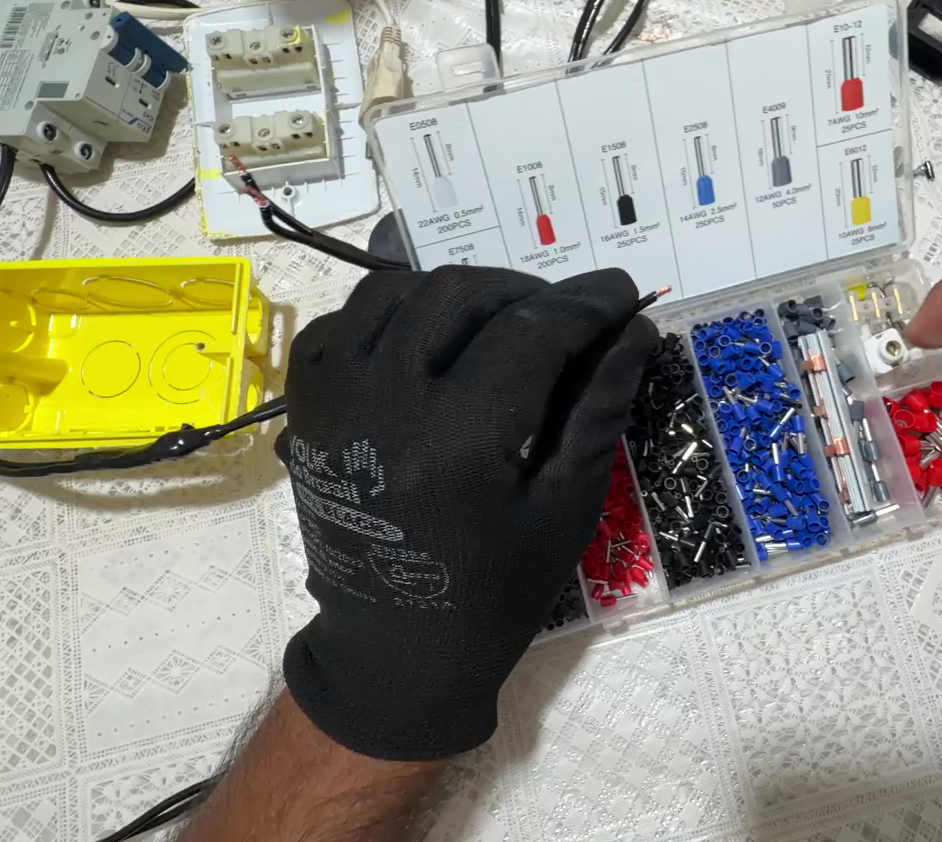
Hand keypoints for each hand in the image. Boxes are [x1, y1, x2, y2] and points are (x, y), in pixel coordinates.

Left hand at [277, 265, 656, 759]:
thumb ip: (600, 406)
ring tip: (506, 323)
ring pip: (399, 289)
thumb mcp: (566, 506)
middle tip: (569, 319)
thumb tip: (636, 329)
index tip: (624, 291)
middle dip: (529, 292)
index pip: (531, 331)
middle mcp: (380, 403)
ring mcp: (330, 398)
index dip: (586, 303)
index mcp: (455, 441)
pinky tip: (435, 340)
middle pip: (461, 294)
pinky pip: (350, 318)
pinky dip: (399, 310)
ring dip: (464, 294)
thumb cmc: (495, 592)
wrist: (393, 652)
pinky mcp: (305, 404)